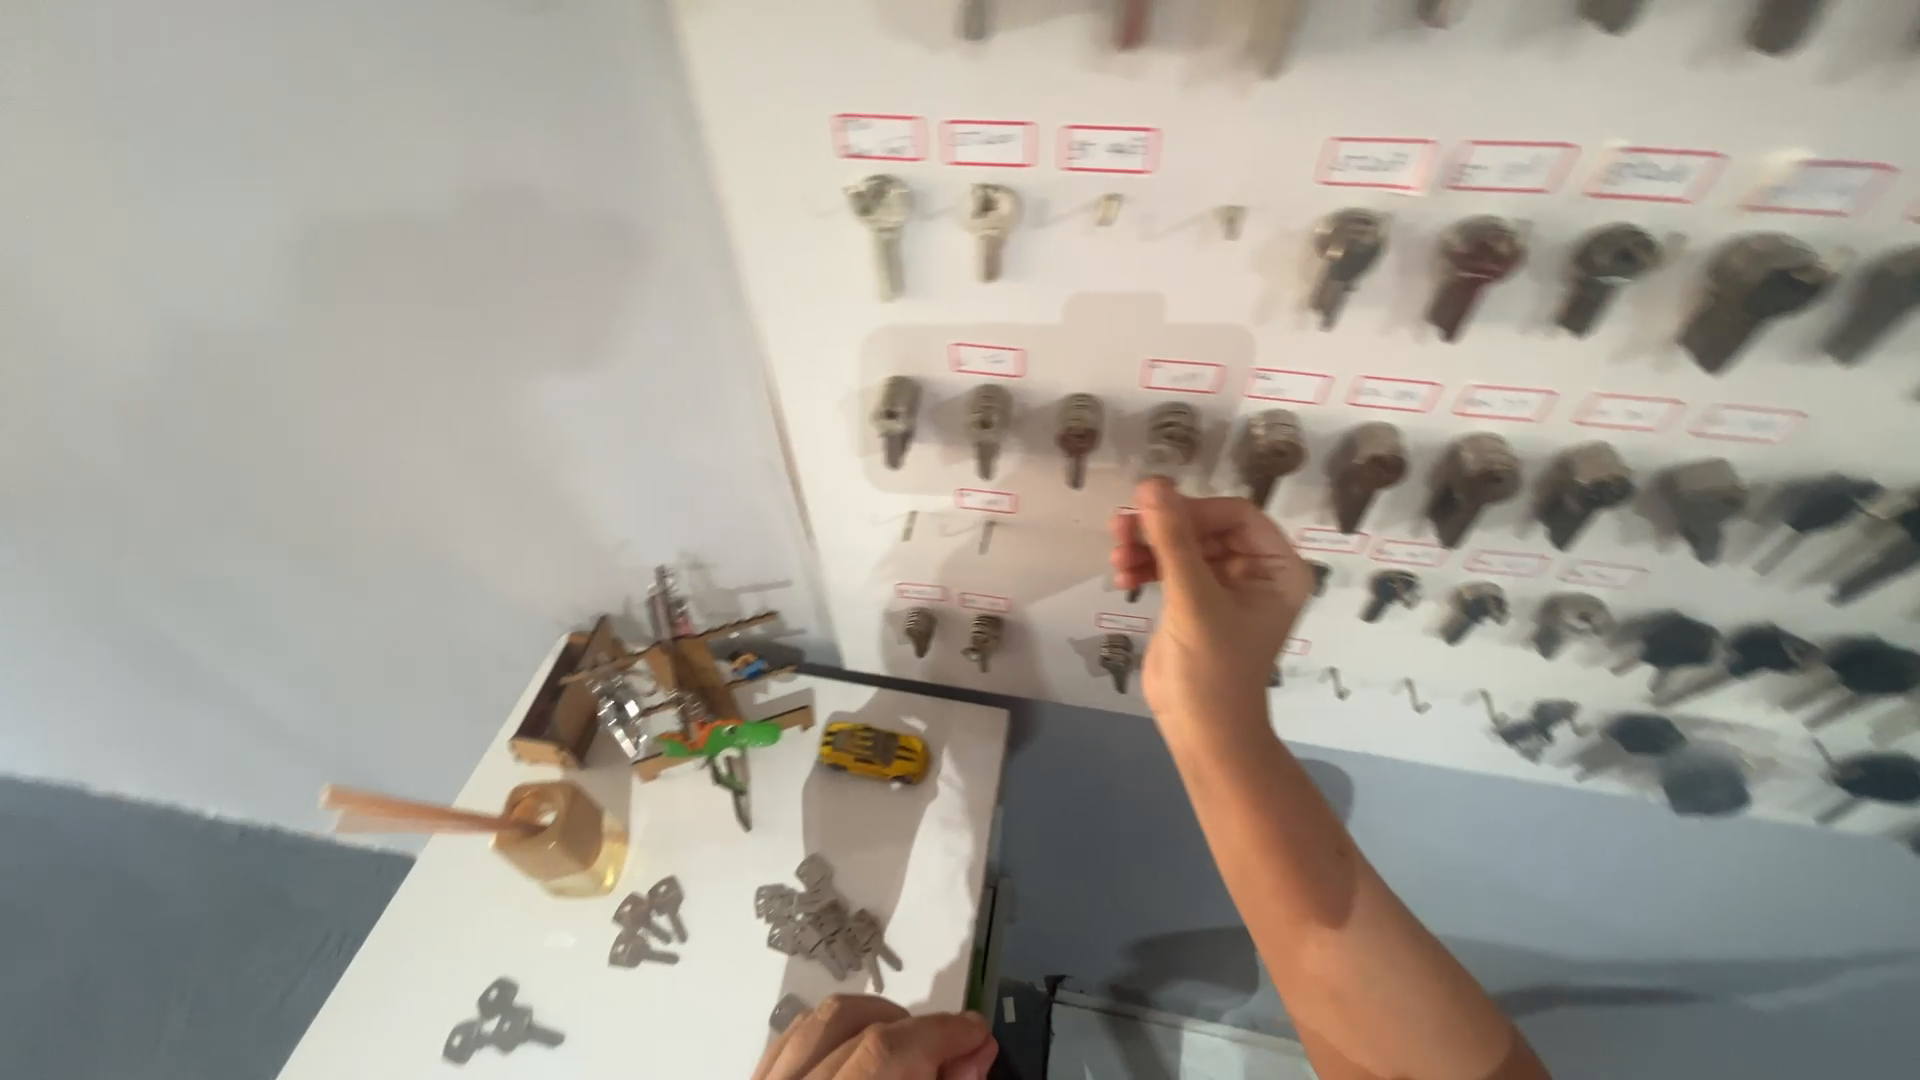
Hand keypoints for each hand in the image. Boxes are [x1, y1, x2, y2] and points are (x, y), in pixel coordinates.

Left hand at [752, 995, 997, 1079]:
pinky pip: (789, 1040)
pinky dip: (831, 1033)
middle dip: (914, 1030)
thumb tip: (973, 1052)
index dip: (941, 1036)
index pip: (886, 1055)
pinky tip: (860, 1049)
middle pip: (852, 1027)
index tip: (975, 1034)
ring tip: (909, 1048)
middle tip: (952, 1050)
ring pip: (817, 1022)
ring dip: (872, 1021)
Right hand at [1109, 478, 1312, 728]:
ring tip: (1116, 557)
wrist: (1200, 730)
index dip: (1193, 509)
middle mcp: (1254, 572)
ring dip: (1147, 546)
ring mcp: (1221, 587)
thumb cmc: (1213, 667)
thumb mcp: (1193, 599)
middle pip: (1204, 527)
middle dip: (1162, 529)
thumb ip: (1172, 540)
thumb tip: (1151, 483)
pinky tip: (1121, 576)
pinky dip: (1144, 567)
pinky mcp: (1192, 603)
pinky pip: (1168, 568)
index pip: (1237, 515)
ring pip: (1181, 546)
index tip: (1151, 514)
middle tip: (1120, 528)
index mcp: (1277, 568)